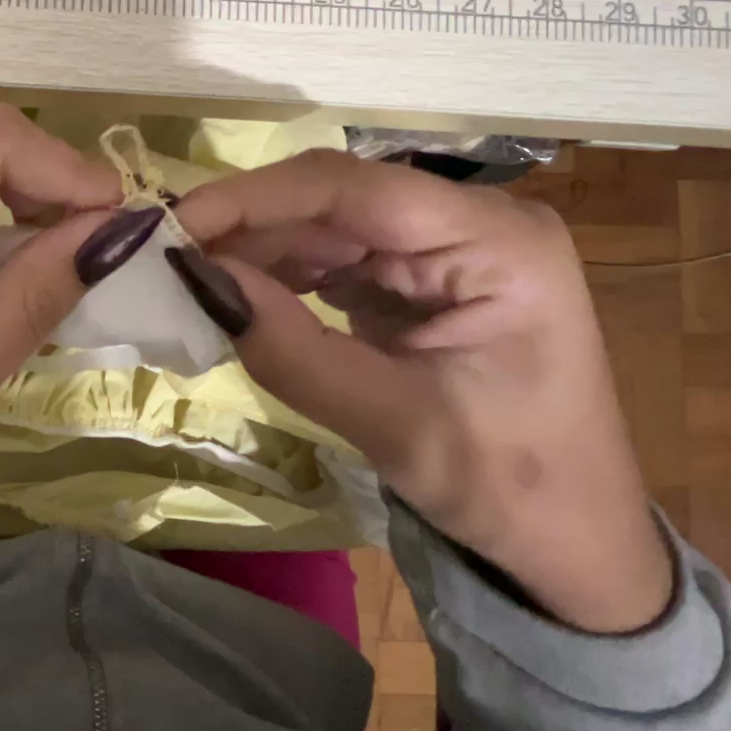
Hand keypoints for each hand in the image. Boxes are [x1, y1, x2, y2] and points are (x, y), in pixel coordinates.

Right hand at [173, 150, 672, 633]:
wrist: (566, 542)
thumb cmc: (507, 487)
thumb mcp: (392, 423)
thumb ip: (289, 346)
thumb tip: (195, 277)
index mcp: (498, 243)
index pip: (355, 188)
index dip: (255, 198)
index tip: (174, 224)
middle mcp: (472, 223)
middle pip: (334, 197)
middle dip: (246, 223)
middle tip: (164, 255)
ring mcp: (444, 247)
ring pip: (323, 222)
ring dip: (254, 247)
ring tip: (189, 275)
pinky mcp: (416, 275)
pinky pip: (330, 255)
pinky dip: (277, 272)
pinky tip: (236, 290)